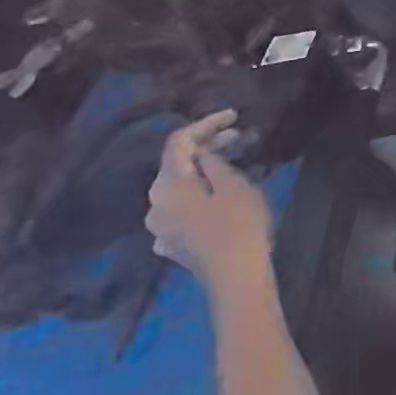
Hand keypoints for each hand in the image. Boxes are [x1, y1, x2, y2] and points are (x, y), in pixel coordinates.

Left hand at [146, 110, 271, 283]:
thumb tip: (203, 157)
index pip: (179, 142)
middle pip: (177, 165)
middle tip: (240, 137)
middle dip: (207, 147)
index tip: (234, 116)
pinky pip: (184, 208)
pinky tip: (219, 195)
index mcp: (167, 185)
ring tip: (234, 164)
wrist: (236, 278)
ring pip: (181, 188)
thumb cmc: (238, 226)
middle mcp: (155, 204)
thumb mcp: (234, 185)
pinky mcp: (174, 243)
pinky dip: (202, 194)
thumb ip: (215, 164)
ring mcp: (162, 227)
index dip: (206, 124)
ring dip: (205, 172)